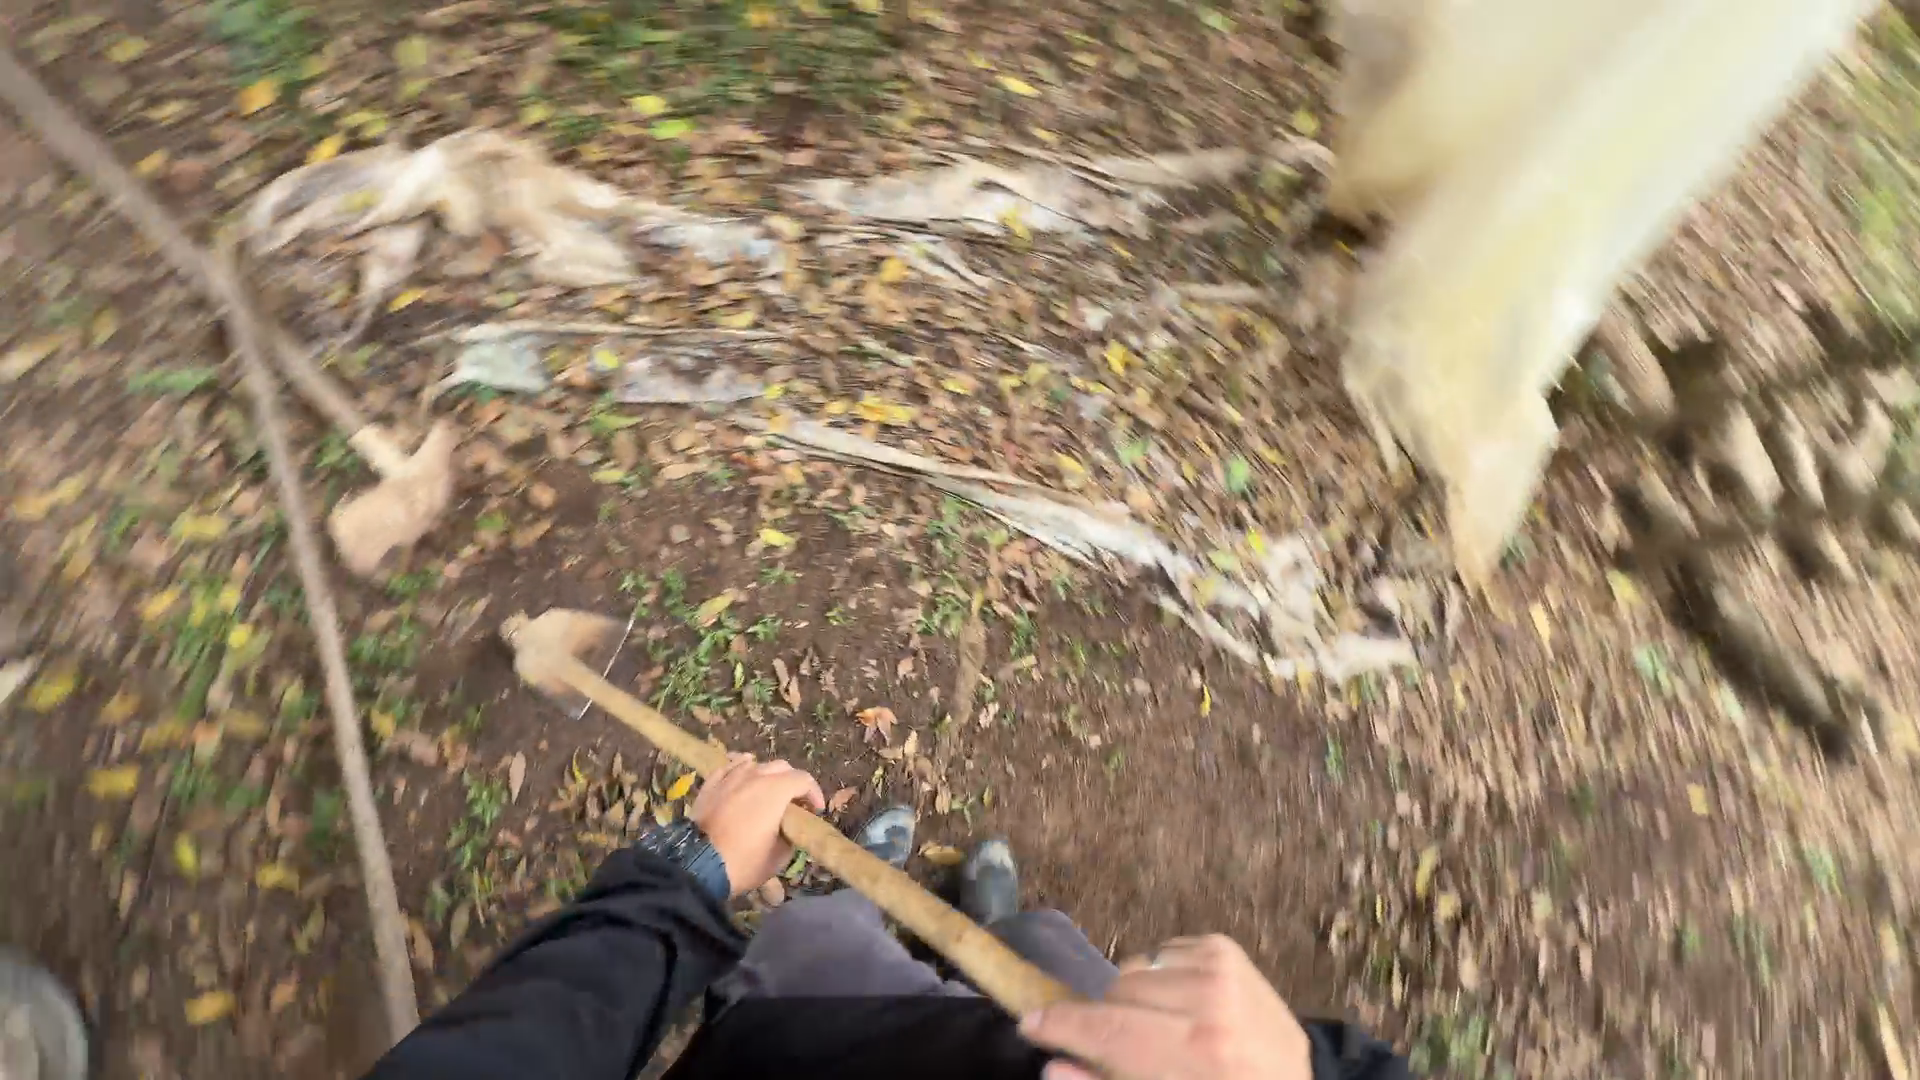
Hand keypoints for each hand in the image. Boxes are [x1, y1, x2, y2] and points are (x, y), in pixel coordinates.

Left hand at [687, 754, 824, 896]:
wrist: (696, 866)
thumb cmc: (743, 862)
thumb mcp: (778, 857)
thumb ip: (790, 837)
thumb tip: (788, 831)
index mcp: (776, 790)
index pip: (804, 780)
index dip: (814, 794)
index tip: (815, 811)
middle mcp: (755, 775)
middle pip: (782, 767)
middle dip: (792, 782)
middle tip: (794, 802)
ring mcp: (730, 777)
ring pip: (755, 764)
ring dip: (767, 776)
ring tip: (767, 792)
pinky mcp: (710, 784)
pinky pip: (730, 768)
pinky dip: (740, 772)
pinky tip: (741, 780)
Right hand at [1021, 934, 1311, 1079]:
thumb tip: (1051, 1066)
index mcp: (1198, 1053)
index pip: (1108, 1029)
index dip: (1062, 1027)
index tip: (1029, 1024)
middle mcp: (1210, 1001)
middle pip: (1117, 995)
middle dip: (1104, 1021)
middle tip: (1114, 1046)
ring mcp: (1219, 967)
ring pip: (1134, 969)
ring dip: (1134, 999)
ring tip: (1159, 1030)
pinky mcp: (1224, 946)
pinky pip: (1159, 953)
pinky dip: (1159, 978)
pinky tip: (1181, 1006)